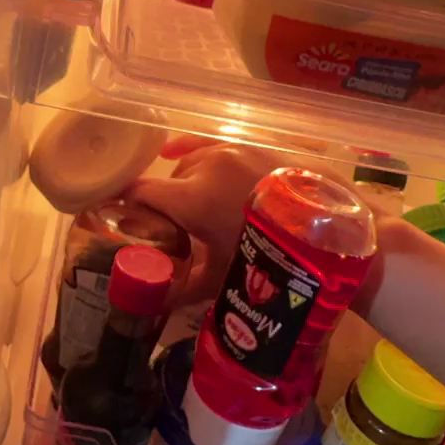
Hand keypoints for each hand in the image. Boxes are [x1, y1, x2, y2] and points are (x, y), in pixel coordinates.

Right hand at [126, 136, 325, 302]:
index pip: (139, 194)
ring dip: (185, 185)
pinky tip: (173, 150)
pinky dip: (190, 150)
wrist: (332, 233)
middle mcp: (205, 166)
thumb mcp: (222, 278)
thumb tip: (147, 301)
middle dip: (162, 206)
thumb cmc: (272, 260)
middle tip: (170, 232)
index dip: (122, 207)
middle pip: (167, 182)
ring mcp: (230, 151)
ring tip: (196, 211)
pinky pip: (208, 142)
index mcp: (191, 198)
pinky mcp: (251, 146)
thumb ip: (179, 289)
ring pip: (190, 164)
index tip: (113, 219)